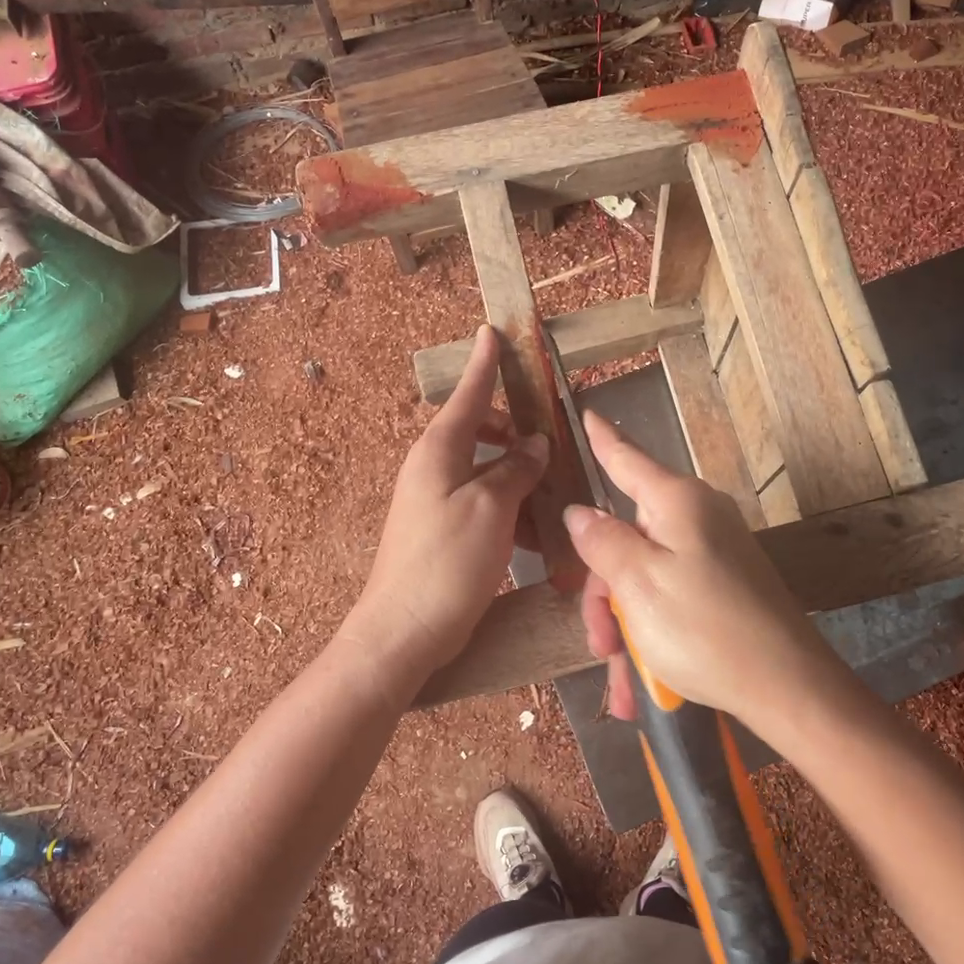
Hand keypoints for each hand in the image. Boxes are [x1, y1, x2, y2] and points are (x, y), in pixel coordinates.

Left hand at [348, 325, 547, 669]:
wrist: (405, 631)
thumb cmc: (446, 562)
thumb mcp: (491, 508)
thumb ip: (517, 468)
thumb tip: (536, 443)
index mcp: (440, 449)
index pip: (468, 394)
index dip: (484, 364)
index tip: (492, 331)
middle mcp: (436, 467)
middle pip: (482, 432)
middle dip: (519, 435)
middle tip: (556, 444)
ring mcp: (439, 501)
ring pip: (490, 472)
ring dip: (522, 480)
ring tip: (558, 498)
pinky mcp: (447, 531)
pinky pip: (486, 506)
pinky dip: (512, 512)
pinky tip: (540, 537)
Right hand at [565, 410, 838, 726]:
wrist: (788, 686)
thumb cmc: (705, 629)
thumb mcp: (638, 585)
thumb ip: (602, 543)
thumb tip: (580, 512)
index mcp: (677, 503)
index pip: (628, 460)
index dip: (603, 440)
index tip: (587, 414)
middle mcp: (697, 519)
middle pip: (628, 539)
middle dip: (606, 595)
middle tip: (601, 644)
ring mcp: (713, 555)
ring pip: (645, 580)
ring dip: (626, 630)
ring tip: (625, 683)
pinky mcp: (725, 589)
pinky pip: (672, 603)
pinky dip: (653, 641)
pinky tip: (644, 689)